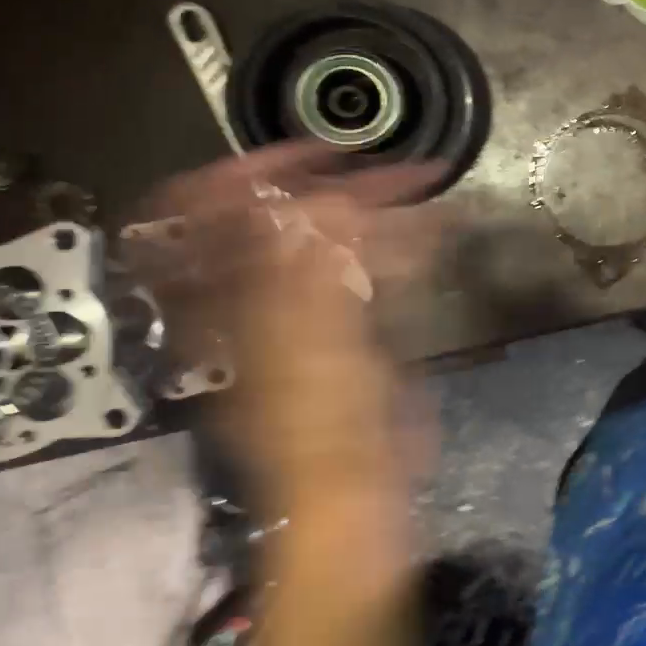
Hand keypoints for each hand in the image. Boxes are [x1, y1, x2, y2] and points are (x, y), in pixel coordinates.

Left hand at [130, 144, 445, 489]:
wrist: (352, 494)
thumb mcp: (308, 348)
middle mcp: (258, 299)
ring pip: (332, 243)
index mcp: (229, 300)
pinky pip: (367, 274)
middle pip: (286, 221)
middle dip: (340, 187)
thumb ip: (311, 271)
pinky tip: (432, 238)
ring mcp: (304, 317)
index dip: (257, 173)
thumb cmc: (319, 429)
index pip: (214, 212)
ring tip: (425, 192)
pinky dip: (398, 248)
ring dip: (376, 213)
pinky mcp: (347, 336)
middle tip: (395, 170)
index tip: (319, 151)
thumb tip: (331, 201)